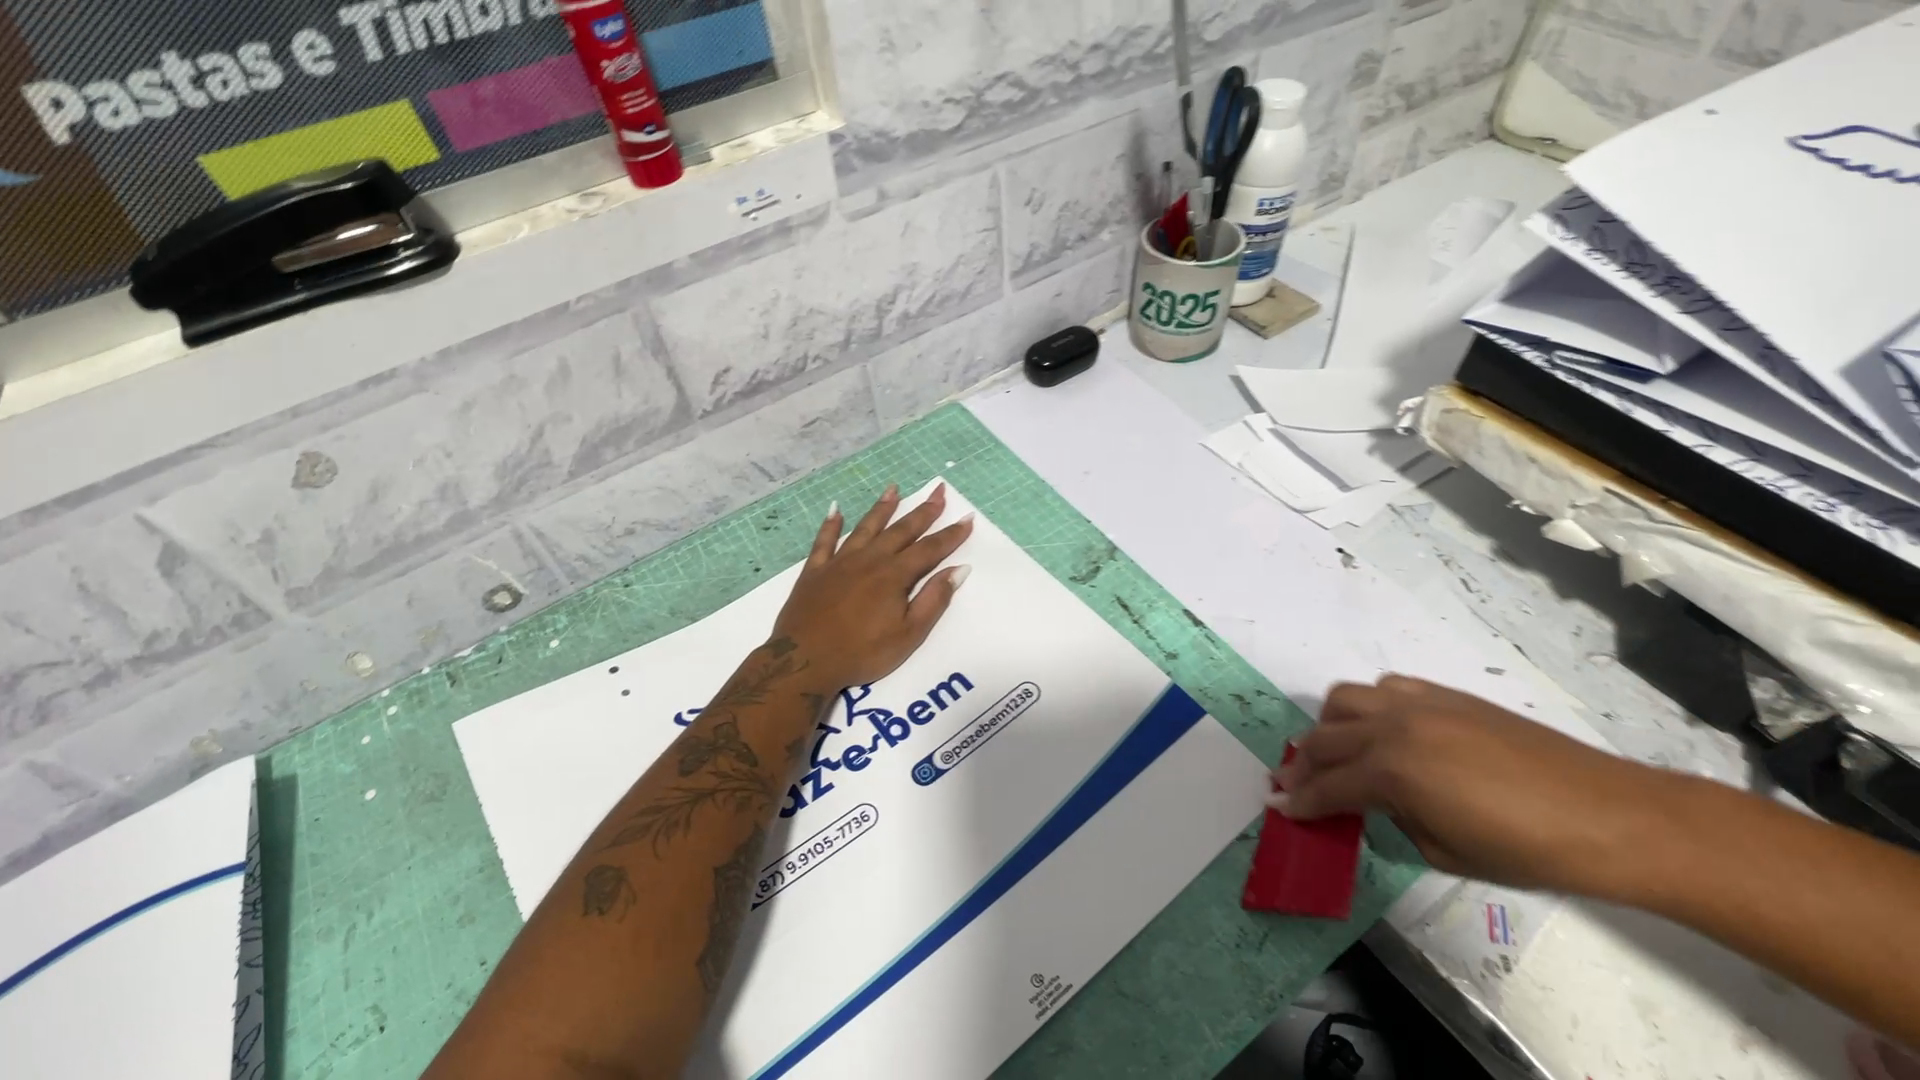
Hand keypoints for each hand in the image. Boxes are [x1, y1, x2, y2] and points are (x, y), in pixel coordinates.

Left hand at [771, 484, 974, 691]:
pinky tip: (835, 510)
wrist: (805, 660)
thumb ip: (934, 600)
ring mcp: (839, 562)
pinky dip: (831, 524)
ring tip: (894, 489)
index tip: (967, 518)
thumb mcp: (908, 634)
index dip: (951, 535)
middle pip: (900, 531)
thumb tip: (959, 569)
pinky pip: (824, 541)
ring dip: (882, 508)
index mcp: (894, 576)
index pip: (929, 550)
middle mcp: (869, 560)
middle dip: (923, 512)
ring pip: (865, 528)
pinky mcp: (814, 571)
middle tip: (938, 491)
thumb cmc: (862, 653)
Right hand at [1274, 675, 1674, 896]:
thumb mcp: (1442, 851)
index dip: (1300, 801)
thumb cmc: (1526, 849)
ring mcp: (1422, 704)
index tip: (1278, 808)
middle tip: (1292, 785)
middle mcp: (1396, 726)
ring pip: (1347, 698)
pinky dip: (1371, 708)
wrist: (1608, 815)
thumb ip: (1395, 819)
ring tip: (1335, 752)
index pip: (1328, 785)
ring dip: (1329, 726)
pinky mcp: (1449, 696)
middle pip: (1325, 737)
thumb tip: (1379, 802)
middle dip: (1301, 763)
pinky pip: (1388, 689)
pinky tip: (1384, 733)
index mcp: (1393, 771)